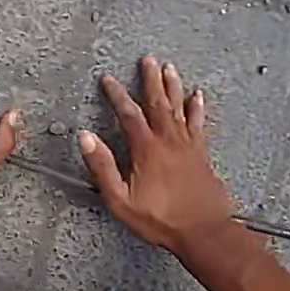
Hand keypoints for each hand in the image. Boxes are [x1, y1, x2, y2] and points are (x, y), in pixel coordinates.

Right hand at [78, 56, 235, 252]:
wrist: (203, 230)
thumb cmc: (161, 219)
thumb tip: (86, 138)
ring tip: (169, 68)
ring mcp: (188, 145)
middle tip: (147, 59)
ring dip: (173, 86)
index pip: (129, 114)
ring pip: (179, 107)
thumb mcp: (121, 199)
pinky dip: (197, 107)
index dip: (117, 95)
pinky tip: (198, 96)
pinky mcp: (201, 154)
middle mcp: (169, 141)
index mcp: (147, 149)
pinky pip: (199, 123)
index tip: (108, 79)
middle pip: (158, 102)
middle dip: (150, 79)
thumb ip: (103, 167)